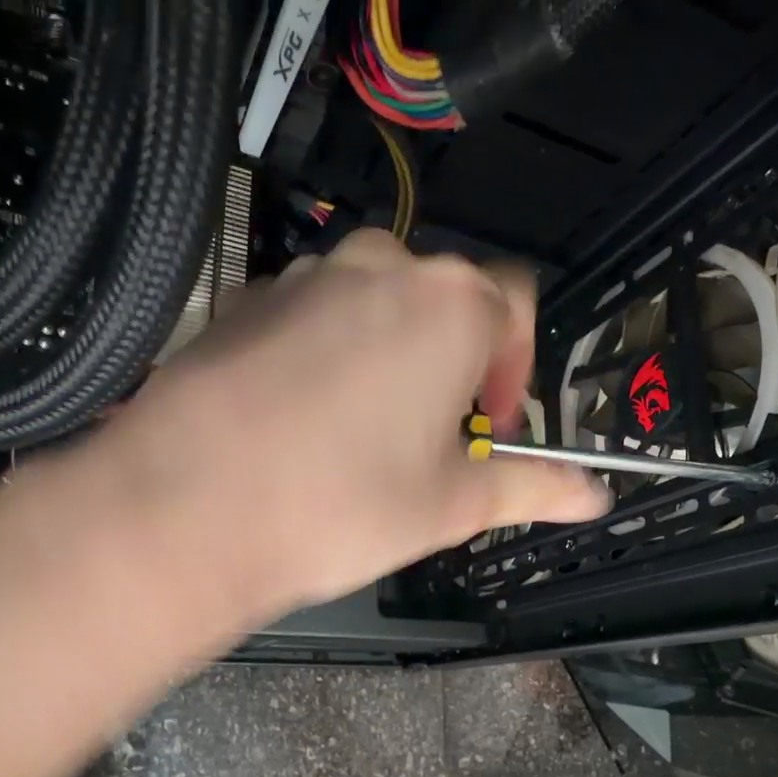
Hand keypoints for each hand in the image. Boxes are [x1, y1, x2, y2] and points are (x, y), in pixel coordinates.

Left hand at [67, 228, 611, 612]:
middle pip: (444, 303)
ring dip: (388, 357)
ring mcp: (305, 277)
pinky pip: (310, 317)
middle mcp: (380, 269)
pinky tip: (299, 423)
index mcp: (451, 305)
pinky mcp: (245, 300)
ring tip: (362, 436)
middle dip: (453, 364)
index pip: (517, 307)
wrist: (184, 508)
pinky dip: (323, 355)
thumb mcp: (452, 505)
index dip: (516, 369)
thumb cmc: (341, 504)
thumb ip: (532, 487)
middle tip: (432, 439)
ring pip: (373, 306)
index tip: (493, 426)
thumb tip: (593, 495)